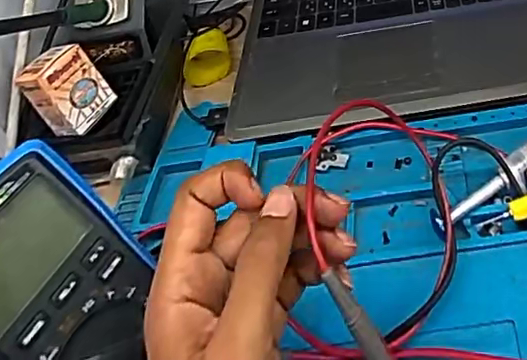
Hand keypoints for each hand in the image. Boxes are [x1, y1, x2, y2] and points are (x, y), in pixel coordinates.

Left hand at [145, 161, 355, 359]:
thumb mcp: (237, 340)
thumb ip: (258, 265)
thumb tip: (281, 200)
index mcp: (182, 283)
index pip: (198, 202)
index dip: (234, 185)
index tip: (273, 196)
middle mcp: (208, 285)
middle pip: (251, 219)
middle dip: (294, 209)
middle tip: (332, 212)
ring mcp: (237, 304)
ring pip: (277, 244)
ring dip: (314, 234)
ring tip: (344, 240)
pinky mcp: (262, 321)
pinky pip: (291, 275)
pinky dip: (316, 263)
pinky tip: (335, 264)